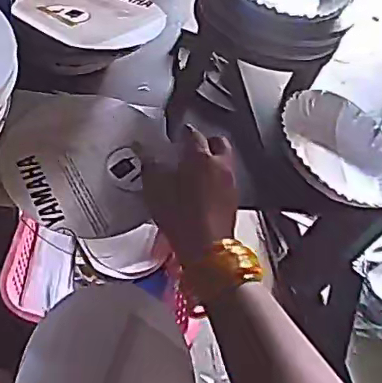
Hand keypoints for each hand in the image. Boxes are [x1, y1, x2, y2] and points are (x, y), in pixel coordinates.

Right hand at [139, 124, 237, 265]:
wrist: (206, 248)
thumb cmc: (181, 217)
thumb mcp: (155, 189)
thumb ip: (151, 167)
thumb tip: (147, 156)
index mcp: (200, 157)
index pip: (192, 134)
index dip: (181, 134)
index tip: (174, 139)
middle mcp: (220, 165)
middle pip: (217, 142)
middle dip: (205, 143)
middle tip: (189, 151)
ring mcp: (230, 182)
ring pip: (224, 161)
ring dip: (211, 161)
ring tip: (194, 172)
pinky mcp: (234, 199)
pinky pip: (225, 180)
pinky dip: (215, 180)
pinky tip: (201, 191)